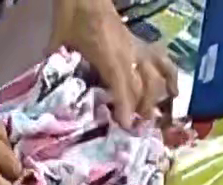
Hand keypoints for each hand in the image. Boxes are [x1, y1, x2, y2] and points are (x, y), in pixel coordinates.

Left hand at [53, 0, 178, 125]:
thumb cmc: (72, 15)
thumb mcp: (59, 42)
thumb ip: (56, 67)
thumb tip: (47, 89)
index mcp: (109, 54)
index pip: (122, 85)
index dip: (125, 106)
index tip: (126, 126)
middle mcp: (127, 52)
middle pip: (141, 85)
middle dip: (141, 108)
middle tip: (137, 130)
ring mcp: (135, 47)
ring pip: (155, 74)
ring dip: (156, 96)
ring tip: (156, 118)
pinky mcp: (138, 44)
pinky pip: (160, 60)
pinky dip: (170, 74)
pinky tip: (175, 93)